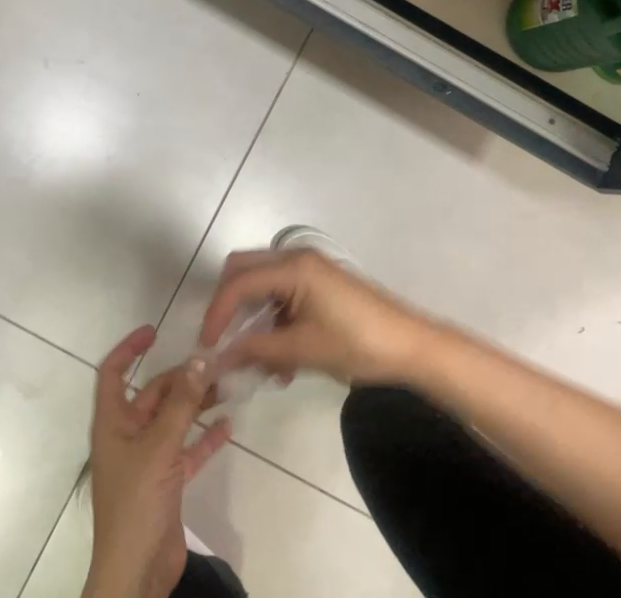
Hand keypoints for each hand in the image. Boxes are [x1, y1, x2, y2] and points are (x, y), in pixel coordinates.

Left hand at [84, 326, 232, 597]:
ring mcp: (147, 459)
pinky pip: (187, 451)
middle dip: (181, 378)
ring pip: (173, 421)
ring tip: (229, 387)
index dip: (129, 349)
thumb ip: (181, 404)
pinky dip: (205, 438)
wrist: (136, 569)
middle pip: (153, 395)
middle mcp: (127, 435)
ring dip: (197, 404)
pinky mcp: (167, 482)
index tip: (154, 330)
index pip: (114, 373)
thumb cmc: (137, 502)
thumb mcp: (159, 448)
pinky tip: (229, 426)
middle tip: (216, 363)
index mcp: (112, 422)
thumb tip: (199, 360)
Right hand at [199, 248, 435, 385]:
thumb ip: (255, 350)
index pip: (238, 283)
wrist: (412, 348)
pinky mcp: (320, 285)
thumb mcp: (302, 350)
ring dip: (253, 319)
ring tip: (257, 361)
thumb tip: (217, 359)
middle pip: (244, 272)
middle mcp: (297, 259)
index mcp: (292, 267)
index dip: (217, 314)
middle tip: (223, 341)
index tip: (208, 346)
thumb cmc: (357, 344)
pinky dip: (273, 322)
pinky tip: (281, 361)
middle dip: (229, 307)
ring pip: (262, 286)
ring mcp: (310, 270)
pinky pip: (282, 296)